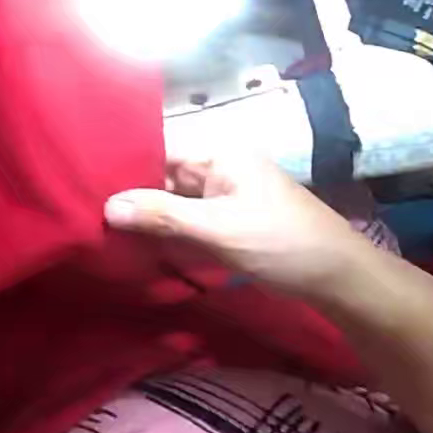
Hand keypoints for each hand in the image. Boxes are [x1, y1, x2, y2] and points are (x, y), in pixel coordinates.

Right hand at [104, 151, 381, 300]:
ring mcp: (224, 196)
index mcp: (219, 154)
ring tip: (106, 230)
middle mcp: (218, 168)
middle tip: (91, 213)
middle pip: (163, 177)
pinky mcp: (229, 221)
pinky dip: (168, 233)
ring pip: (174, 202)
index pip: (159, 151)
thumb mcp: (217, 229)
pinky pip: (188, 221)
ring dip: (149, 218)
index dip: (125, 168)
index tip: (88, 185)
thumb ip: (162, 215)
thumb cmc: (281, 244)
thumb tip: (106, 206)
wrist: (343, 282)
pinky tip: (140, 245)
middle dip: (133, 197)